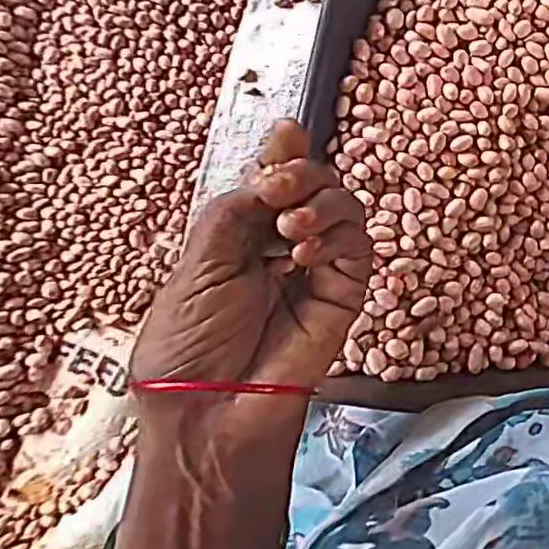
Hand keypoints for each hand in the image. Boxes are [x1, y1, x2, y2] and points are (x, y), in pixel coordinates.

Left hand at [130, 119, 372, 396]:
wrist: (210, 410)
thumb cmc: (190, 342)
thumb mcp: (200, 261)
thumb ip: (241, 204)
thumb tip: (281, 138)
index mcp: (247, 233)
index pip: (277, 180)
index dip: (284, 156)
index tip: (284, 138)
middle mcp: (287, 243)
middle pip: (316, 185)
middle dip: (301, 175)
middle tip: (278, 190)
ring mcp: (321, 266)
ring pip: (345, 207)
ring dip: (322, 203)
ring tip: (291, 228)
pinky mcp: (347, 290)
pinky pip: (359, 246)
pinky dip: (337, 237)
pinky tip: (305, 253)